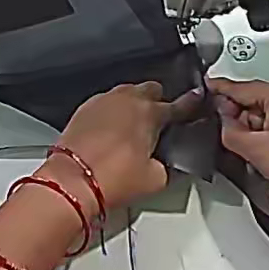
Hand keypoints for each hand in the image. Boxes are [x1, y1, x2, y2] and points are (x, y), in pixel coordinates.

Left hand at [52, 83, 198, 212]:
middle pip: (151, 89)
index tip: (195, 102)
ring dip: (134, 103)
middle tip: (160, 119)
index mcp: (150, 113)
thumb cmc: (110, 177)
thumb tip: (165, 164)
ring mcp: (104, 101)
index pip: (179, 104)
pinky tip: (113, 127)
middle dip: (158, 100)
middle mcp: (127, 100)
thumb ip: (167, 165)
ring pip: (127, 92)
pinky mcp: (85, 108)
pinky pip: (106, 101)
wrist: (73, 179)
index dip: (190, 104)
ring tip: (135, 124)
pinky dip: (113, 110)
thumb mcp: (155, 179)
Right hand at [208, 77, 268, 217]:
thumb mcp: (255, 149)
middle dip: (233, 117)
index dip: (216, 90)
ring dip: (248, 132)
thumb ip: (229, 130)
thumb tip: (221, 122)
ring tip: (251, 153)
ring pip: (259, 118)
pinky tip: (263, 158)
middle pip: (248, 101)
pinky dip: (261, 140)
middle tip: (225, 135)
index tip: (202, 90)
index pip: (238, 86)